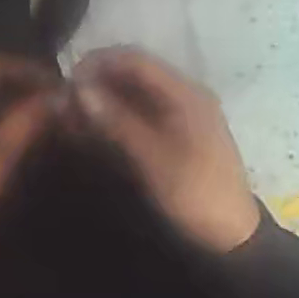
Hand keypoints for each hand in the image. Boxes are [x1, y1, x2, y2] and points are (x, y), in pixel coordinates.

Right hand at [73, 47, 261, 253]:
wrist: (231, 237)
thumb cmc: (194, 192)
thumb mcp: (152, 157)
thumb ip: (116, 119)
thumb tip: (79, 89)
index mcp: (185, 93)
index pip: (134, 60)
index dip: (99, 63)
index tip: (69, 79)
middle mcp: (182, 94)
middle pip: (132, 72)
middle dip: (97, 80)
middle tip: (67, 99)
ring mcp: (178, 112)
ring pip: (131, 91)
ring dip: (102, 97)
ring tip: (73, 115)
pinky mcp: (172, 130)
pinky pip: (137, 110)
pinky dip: (113, 114)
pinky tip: (91, 127)